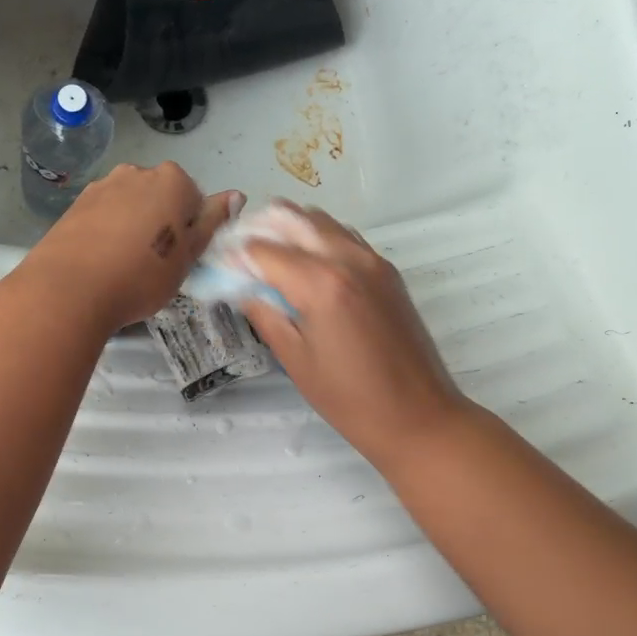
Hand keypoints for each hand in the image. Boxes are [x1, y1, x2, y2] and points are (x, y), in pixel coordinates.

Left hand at [18, 163, 240, 331]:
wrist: (68, 289)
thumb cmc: (141, 276)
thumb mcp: (188, 255)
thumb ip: (212, 221)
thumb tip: (236, 195)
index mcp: (172, 179)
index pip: (195, 201)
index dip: (191, 232)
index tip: (179, 259)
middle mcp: (137, 172)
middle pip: (161, 197)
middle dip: (161, 224)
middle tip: (154, 265)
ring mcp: (102, 186)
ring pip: (130, 205)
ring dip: (132, 227)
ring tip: (124, 266)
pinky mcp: (75, 205)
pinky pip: (103, 215)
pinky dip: (106, 232)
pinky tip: (101, 262)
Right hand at [240, 204, 472, 464]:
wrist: (419, 416)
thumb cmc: (350, 399)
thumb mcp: (295, 359)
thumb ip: (264, 313)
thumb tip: (240, 287)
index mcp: (321, 283)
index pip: (263, 250)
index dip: (234, 256)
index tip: (217, 266)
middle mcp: (347, 259)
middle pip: (293, 219)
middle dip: (260, 229)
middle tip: (238, 252)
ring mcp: (372, 260)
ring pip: (321, 221)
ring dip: (290, 228)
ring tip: (268, 254)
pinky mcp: (387, 270)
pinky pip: (345, 236)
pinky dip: (319, 237)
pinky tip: (306, 263)